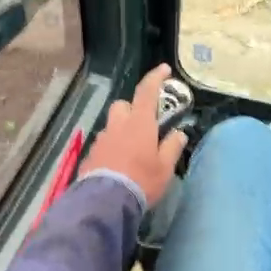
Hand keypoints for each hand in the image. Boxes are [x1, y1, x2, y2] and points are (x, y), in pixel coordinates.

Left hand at [78, 64, 187, 208]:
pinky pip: (104, 143)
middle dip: (133, 108)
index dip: (155, 77)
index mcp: (140, 123)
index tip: (164, 69)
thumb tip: (179, 133)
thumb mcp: (165, 167)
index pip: (147, 91)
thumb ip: (172, 147)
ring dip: (121, 129)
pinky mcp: (91, 154)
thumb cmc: (142, 181)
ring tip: (132, 148)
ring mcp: (102, 139)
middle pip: (123, 105)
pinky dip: (112, 146)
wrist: (105, 202)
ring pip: (112, 124)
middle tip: (144, 123)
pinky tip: (118, 163)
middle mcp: (118, 125)